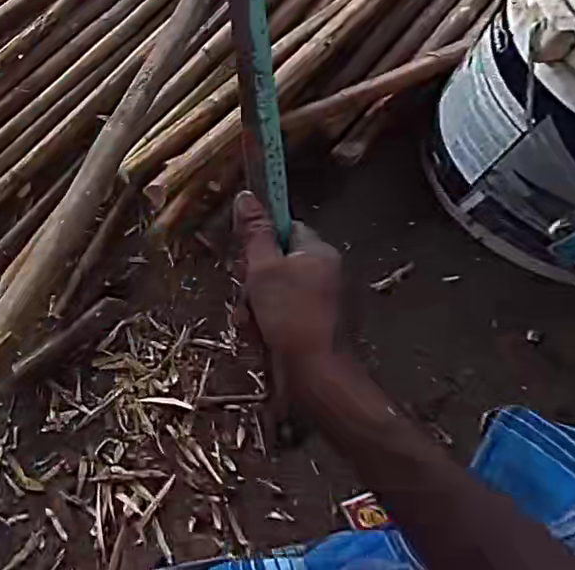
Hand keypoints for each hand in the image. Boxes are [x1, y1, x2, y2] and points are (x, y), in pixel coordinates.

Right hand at [235, 191, 341, 366]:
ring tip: (250, 319)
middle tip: (246, 291)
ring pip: (275, 289)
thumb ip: (254, 231)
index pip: (286, 227)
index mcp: (320, 253)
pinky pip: (283, 312)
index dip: (262, 237)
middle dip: (253, 277)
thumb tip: (248, 195)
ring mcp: (324, 303)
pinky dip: (266, 321)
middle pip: (277, 260)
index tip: (247, 253)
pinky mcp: (317, 328)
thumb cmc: (291, 315)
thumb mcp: (263, 267)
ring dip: (255, 301)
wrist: (318, 379)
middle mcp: (327, 274)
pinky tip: (259, 334)